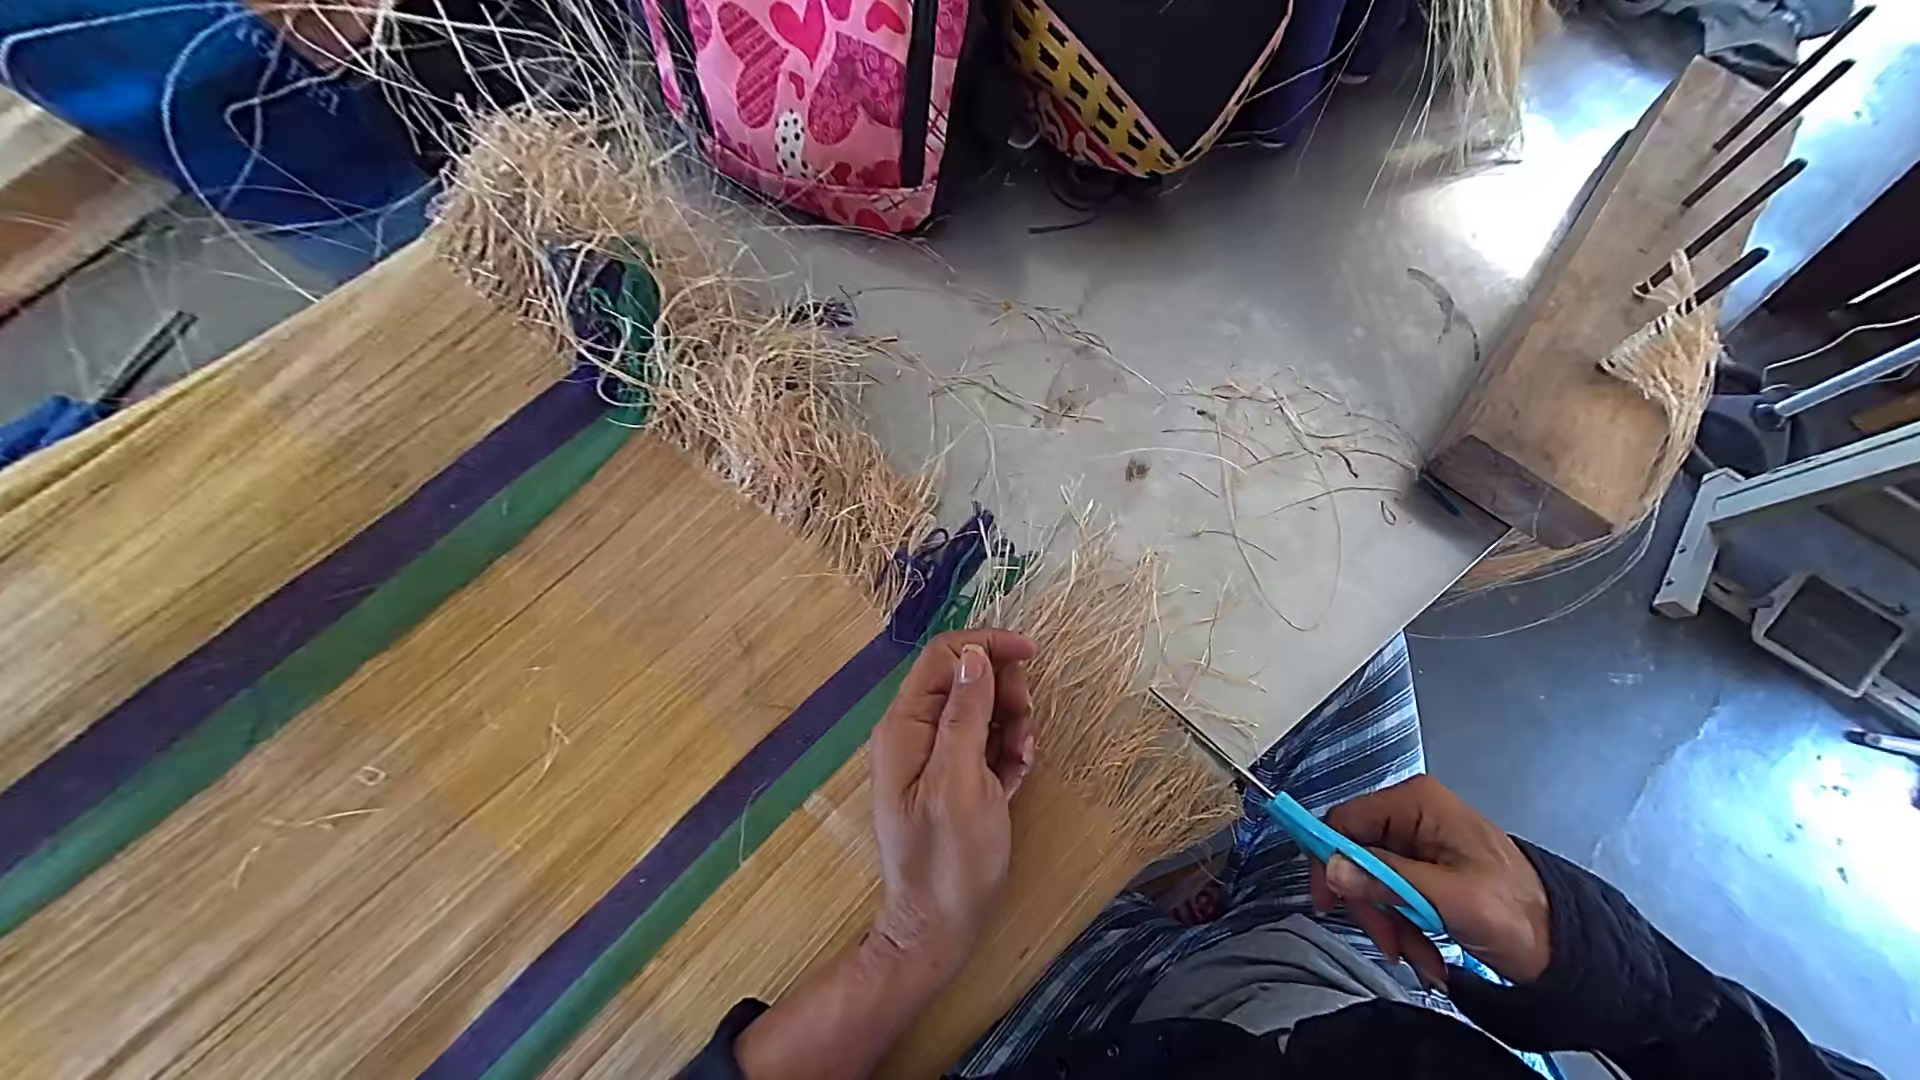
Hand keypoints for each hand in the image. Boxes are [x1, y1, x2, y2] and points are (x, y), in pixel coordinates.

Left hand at [868, 629, 1036, 974]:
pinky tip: (1016, 775)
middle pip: (966, 677)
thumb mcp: (959, 782)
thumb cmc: (948, 858)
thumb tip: (972, 654)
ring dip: (1011, 723)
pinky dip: (1008, 749)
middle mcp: (917, 729)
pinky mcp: (956, 772)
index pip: (944, 656)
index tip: (1031, 653)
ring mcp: (936, 752)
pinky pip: (987, 740)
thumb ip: (965, 714)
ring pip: (983, 707)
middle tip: (1025, 723)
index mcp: (906, 724)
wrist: (939, 928)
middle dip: (1004, 690)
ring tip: (1021, 757)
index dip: (987, 645)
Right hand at [1309, 774, 1551, 987]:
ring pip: (1367, 874)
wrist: (1577, 954)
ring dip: (1385, 919)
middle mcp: (1410, 811)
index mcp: (1416, 802)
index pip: (1343, 819)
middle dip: (1368, 900)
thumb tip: (1332, 869)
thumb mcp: (1451, 899)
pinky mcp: (1421, 864)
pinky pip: (1387, 888)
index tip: (1329, 900)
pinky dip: (1399, 921)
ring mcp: (1416, 837)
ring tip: (1415, 952)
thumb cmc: (1524, 917)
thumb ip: (1387, 880)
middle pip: (1353, 850)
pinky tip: (1423, 947)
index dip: (1329, 858)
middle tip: (1387, 939)